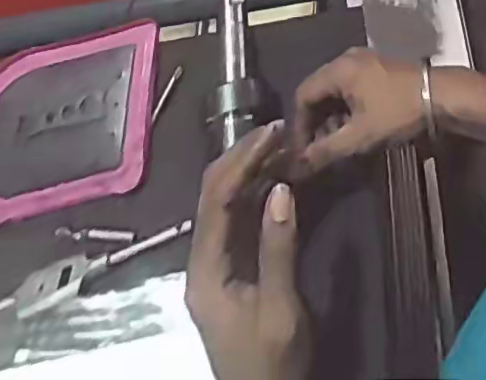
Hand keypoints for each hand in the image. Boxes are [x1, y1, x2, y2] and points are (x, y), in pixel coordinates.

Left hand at [185, 122, 308, 379]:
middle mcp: (203, 261)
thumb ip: (278, 249)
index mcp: (206, 272)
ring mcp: (216, 263)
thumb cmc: (271, 365)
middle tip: (279, 130)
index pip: (216, 200)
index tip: (273, 132)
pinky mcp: (232, 265)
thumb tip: (281, 187)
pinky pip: (239, 215)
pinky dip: (257, 188)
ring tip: (282, 143)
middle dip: (242, 156)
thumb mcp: (280, 310)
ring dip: (250, 168)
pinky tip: (279, 174)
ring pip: (224, 201)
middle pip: (213, 194)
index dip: (243, 160)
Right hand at [290, 49, 427, 175]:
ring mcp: (364, 60)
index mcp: (339, 68)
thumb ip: (325, 150)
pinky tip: (352, 126)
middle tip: (316, 149)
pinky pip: (350, 85)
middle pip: (317, 89)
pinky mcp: (377, 67)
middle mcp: (348, 58)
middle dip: (314, 121)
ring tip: (335, 141)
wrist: (440, 94)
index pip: (302, 94)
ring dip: (330, 115)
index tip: (302, 151)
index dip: (298, 125)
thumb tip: (297, 165)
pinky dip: (345, 106)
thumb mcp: (359, 135)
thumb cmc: (397, 111)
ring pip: (334, 89)